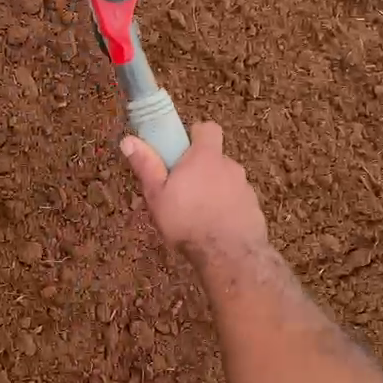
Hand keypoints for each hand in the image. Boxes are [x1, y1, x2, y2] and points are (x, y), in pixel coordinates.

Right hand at [120, 121, 267, 263]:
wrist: (228, 253)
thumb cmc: (185, 220)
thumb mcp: (156, 193)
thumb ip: (146, 165)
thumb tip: (128, 139)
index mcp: (204, 158)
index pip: (207, 129)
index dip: (193, 135)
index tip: (178, 151)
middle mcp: (229, 166)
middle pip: (212, 158)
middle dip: (197, 168)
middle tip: (176, 190)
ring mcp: (244, 187)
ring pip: (223, 180)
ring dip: (209, 189)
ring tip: (191, 213)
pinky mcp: (253, 207)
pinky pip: (234, 199)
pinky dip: (223, 207)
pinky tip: (209, 226)